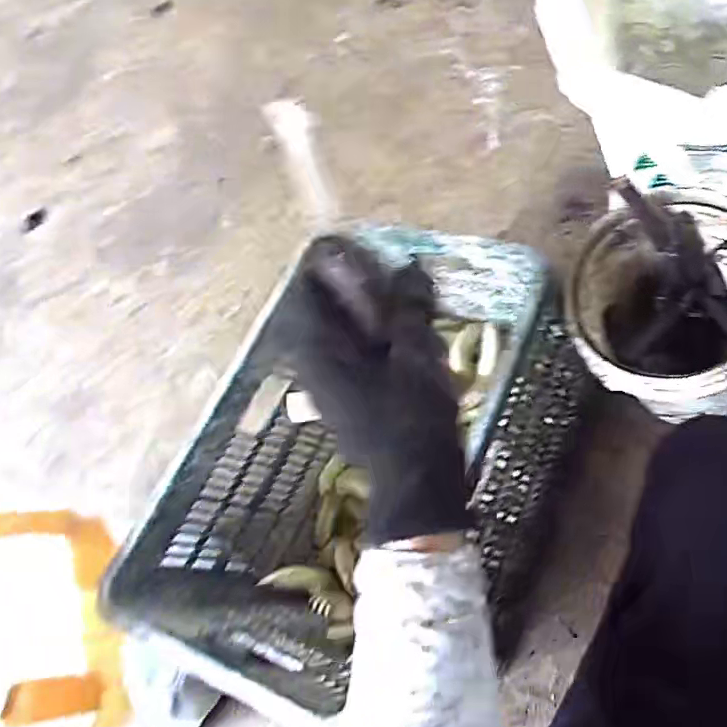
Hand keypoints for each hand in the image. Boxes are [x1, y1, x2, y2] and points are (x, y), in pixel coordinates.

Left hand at [286, 235, 470, 544]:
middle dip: (355, 287)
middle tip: (391, 273)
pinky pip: (354, 354)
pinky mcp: (347, 400)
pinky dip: (374, 338)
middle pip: (324, 309)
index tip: (363, 246)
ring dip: (367, 313)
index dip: (334, 261)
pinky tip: (404, 337)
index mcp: (318, 348)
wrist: (415, 479)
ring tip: (404, 301)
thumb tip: (411, 267)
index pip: (310, 287)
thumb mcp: (416, 355)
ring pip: (340, 333)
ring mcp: (327, 386)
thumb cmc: (411, 415)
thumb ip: (409, 309)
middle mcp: (311, 363)